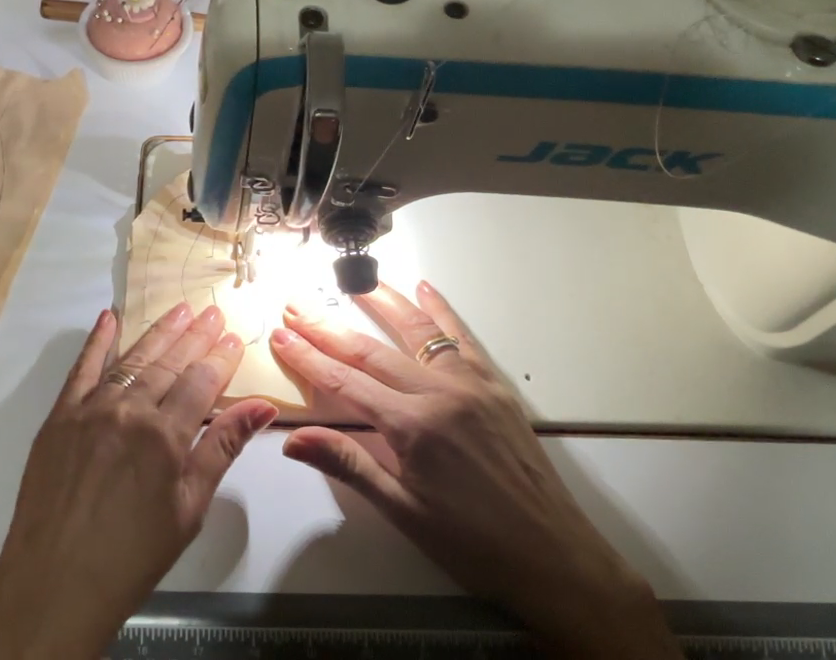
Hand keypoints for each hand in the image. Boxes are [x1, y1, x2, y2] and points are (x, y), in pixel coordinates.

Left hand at [0, 304, 277, 659]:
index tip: (234, 337)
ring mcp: (90, 409)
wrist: (55, 581)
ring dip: (158, 333)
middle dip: (194, 336)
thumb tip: (262, 406)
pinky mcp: (60, 416)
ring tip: (179, 310)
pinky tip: (110, 318)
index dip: (220, 358)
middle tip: (211, 311)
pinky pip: (82, 369)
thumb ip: (222, 450)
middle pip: (169, 363)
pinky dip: (98, 341)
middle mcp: (129, 411)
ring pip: (132, 360)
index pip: (201, 383)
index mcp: (165, 437)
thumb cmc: (133, 555)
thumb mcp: (189, 508)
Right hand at [269, 282, 681, 659]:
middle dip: (329, 326)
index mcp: (414, 427)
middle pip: (372, 351)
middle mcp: (441, 394)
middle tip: (297, 303)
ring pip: (418, 332)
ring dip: (382, 303)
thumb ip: (349, 465)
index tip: (281, 333)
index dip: (309, 357)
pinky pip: (462, 339)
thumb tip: (292, 440)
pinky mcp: (496, 387)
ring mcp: (472, 385)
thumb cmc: (472, 542)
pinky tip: (425, 289)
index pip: (346, 383)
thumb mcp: (404, 511)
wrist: (554, 555)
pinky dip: (441, 311)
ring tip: (353, 281)